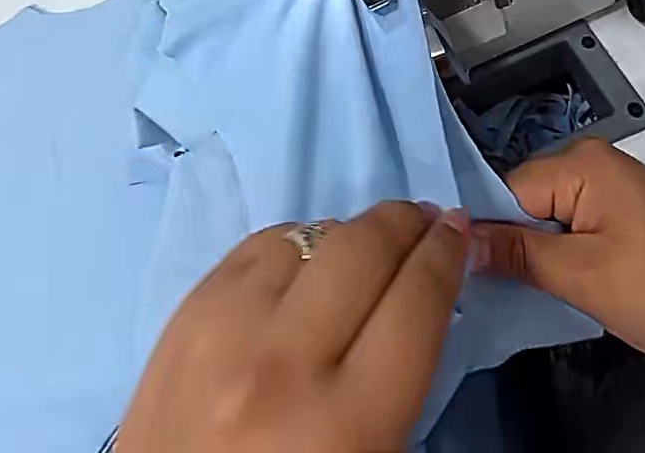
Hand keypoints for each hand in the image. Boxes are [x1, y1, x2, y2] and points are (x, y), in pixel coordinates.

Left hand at [115, 201, 470, 452]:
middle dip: (406, 222)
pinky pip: (262, 242)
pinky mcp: (187, 309)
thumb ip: (399, 372)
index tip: (457, 230)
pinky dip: (297, 241)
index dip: (445, 255)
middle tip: (426, 218)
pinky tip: (309, 258)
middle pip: (364, 249)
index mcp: (341, 426)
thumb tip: (422, 283)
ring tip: (369, 246)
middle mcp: (281, 363)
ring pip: (311, 233)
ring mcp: (226, 326)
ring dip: (351, 233)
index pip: (415, 302)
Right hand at [471, 138, 644, 373]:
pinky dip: (567, 249)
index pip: (508, 187)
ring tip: (544, 286)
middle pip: (527, 197)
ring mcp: (615, 182)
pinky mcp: (627, 207)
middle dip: (518, 240)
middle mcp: (595, 159)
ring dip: (542, 249)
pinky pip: (576, 220)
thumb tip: (460, 240)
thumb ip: (517, 254)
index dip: (492, 230)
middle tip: (513, 286)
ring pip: (550, 212)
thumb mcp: (584, 278)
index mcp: (582, 161)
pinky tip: (571, 279)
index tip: (477, 269)